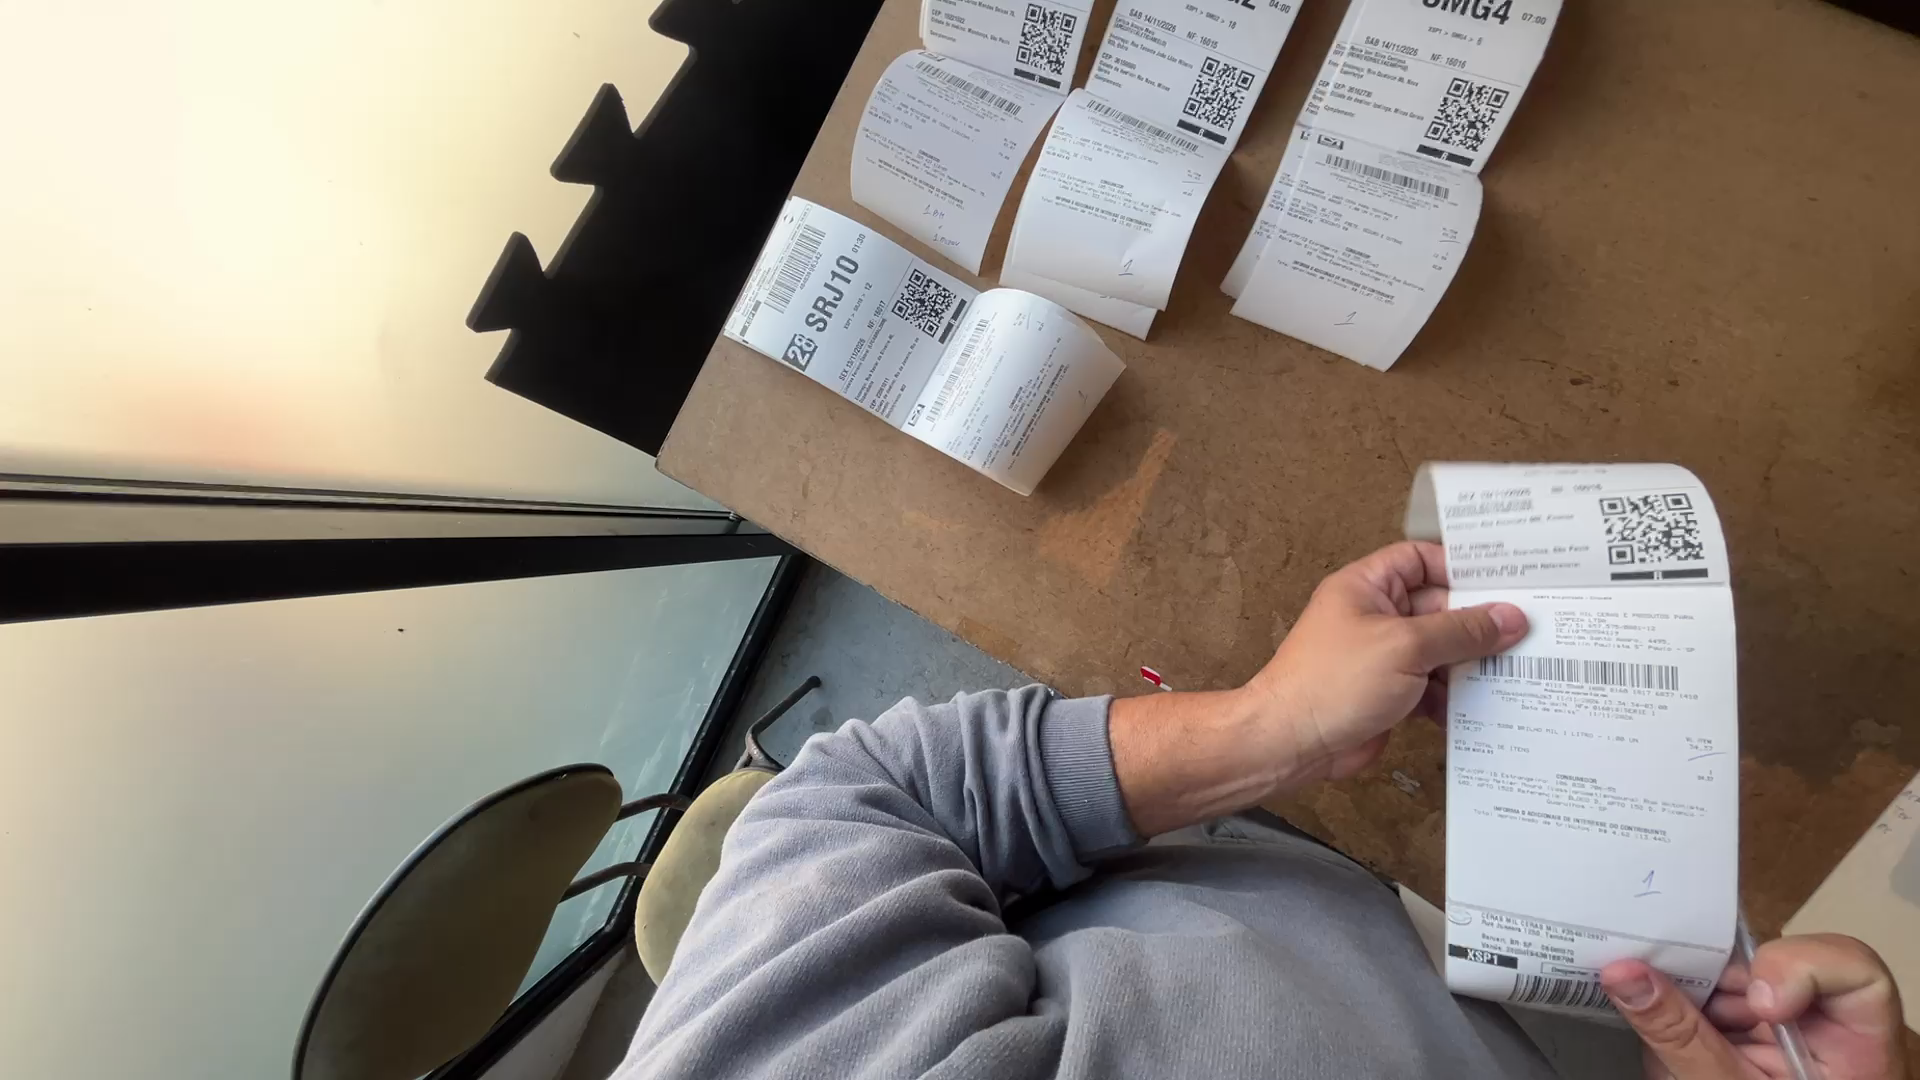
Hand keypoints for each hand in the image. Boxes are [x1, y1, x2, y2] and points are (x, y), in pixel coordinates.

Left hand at [1109, 541, 1527, 835]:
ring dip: (1476, 661)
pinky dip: (1460, 694)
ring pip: (1442, 648)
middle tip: (1542, 630)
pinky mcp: (1391, 691)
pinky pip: (1435, 684)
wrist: (1294, 739)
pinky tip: (1498, 706)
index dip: (1460, 566)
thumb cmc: (1335, 679)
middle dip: (1482, 620)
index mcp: (1365, 587)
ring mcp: (1383, 655)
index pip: (1418, 559)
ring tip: (1531, 670)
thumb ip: (1461, 630)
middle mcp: (1374, 615)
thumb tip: (1512, 616)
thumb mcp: (1404, 645)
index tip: (1513, 580)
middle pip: (1439, 606)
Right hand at [1602, 934, 1906, 1078]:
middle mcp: (1817, 1025)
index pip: (1850, 973)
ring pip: (1720, 965)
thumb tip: (1624, 972)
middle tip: (1666, 989)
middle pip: (1766, 959)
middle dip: (1707, 972)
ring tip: (1656, 1012)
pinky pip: (1697, 980)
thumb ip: (1683, 1038)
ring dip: (1677, 981)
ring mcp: (1774, 1022)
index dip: (1798, 967)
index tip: (1757, 1001)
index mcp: (1852, 1051)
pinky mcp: (1734, 1021)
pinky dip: (1664, 986)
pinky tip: (1649, 1006)